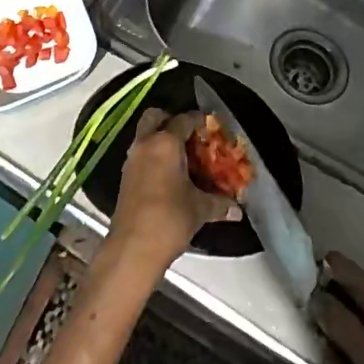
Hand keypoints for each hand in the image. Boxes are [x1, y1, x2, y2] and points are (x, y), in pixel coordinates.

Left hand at [110, 108, 233, 263]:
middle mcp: (145, 144)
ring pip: (145, 135)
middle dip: (171, 120)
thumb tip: (237, 208)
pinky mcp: (125, 176)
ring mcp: (132, 160)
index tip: (211, 126)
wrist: (133, 247)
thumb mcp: (200, 209)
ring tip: (183, 156)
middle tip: (190, 135)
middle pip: (155, 117)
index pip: (184, 120)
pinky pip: (141, 154)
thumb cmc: (169, 218)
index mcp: (165, 143)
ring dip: (161, 139)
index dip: (199, 120)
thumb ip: (219, 203)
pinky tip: (169, 174)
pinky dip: (153, 156)